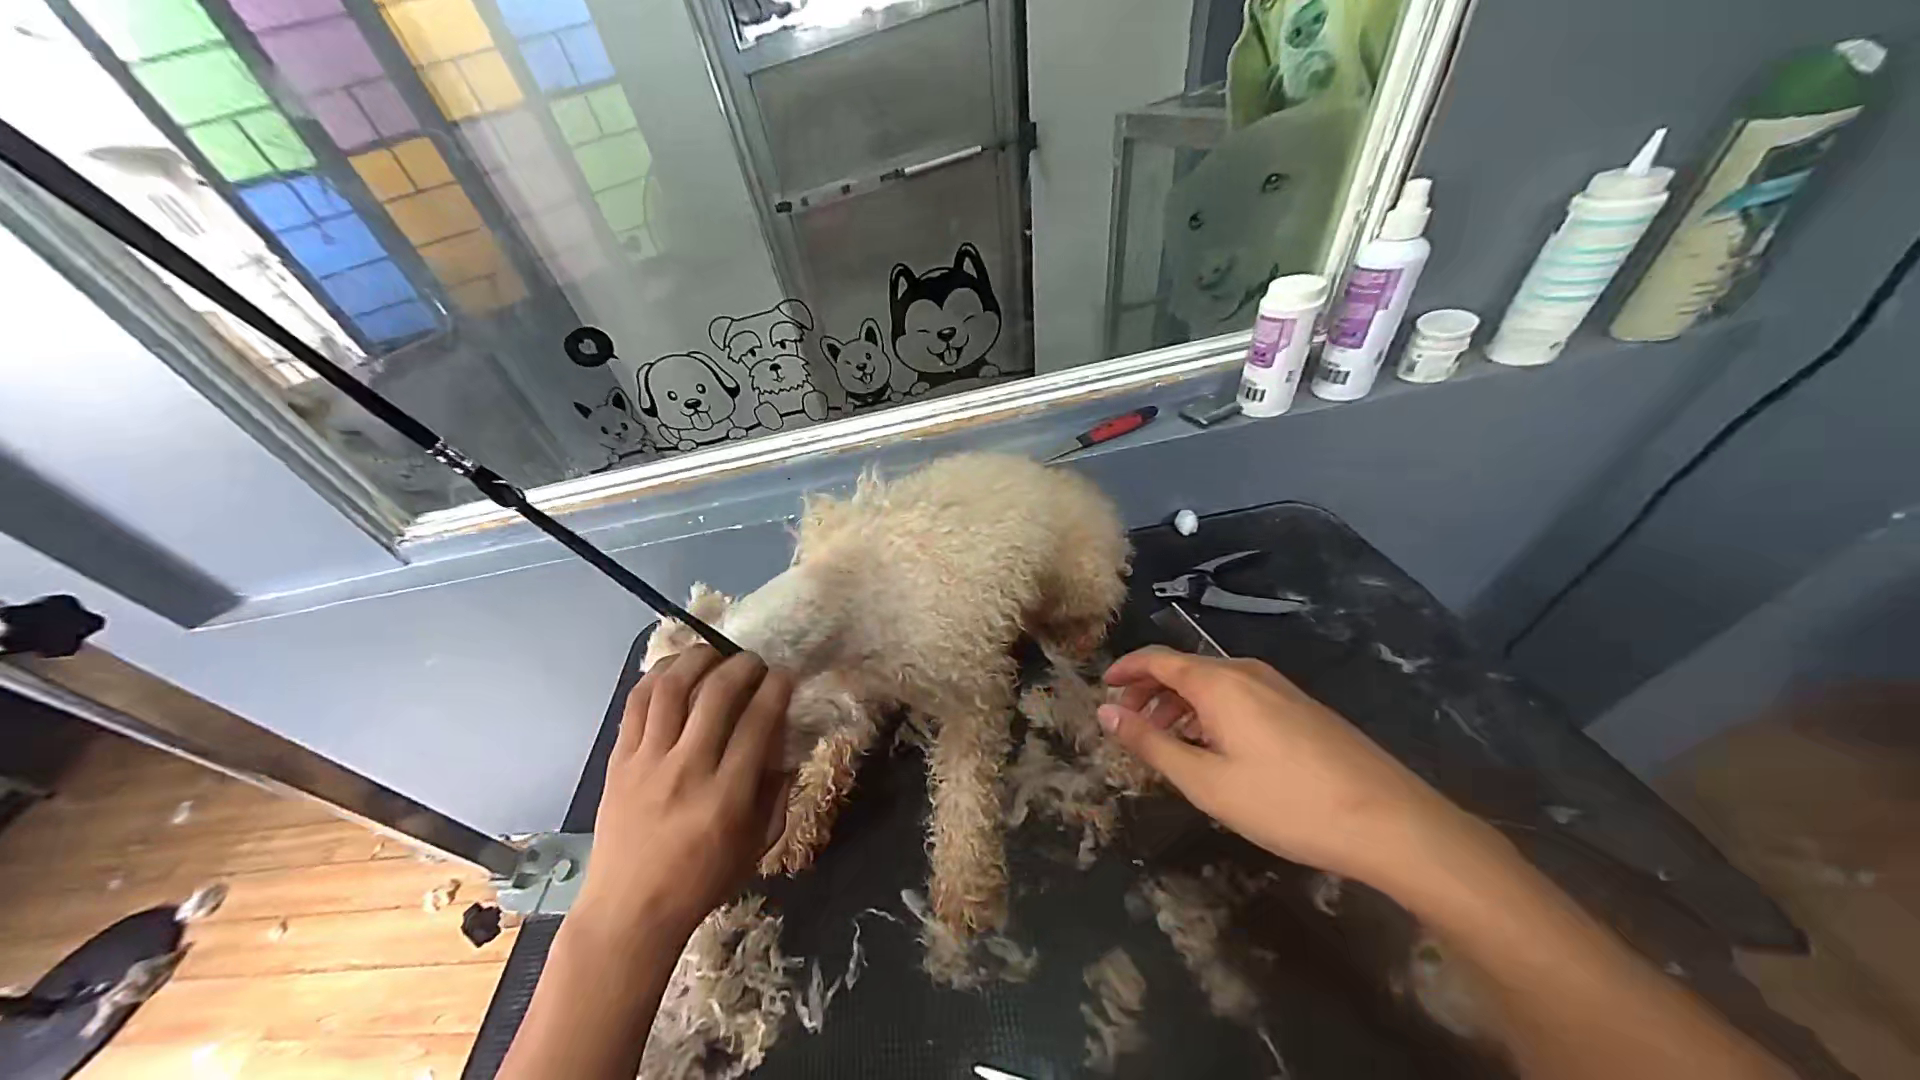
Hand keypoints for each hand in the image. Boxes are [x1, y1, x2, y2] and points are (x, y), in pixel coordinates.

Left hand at [573, 646, 793, 943]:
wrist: (629, 912)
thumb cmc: (703, 881)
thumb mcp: (758, 844)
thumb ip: (779, 792)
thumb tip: (786, 745)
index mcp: (728, 795)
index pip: (759, 720)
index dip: (777, 687)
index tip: (784, 676)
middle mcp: (687, 770)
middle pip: (718, 693)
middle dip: (744, 665)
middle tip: (754, 663)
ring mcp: (647, 762)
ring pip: (673, 687)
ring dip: (699, 659)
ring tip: (715, 653)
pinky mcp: (618, 760)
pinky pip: (637, 703)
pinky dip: (658, 675)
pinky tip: (676, 668)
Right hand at [1098, 646, 1468, 886]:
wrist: (1391, 822)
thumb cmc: (1286, 802)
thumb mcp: (1205, 781)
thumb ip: (1150, 743)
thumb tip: (1104, 713)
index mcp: (1218, 682)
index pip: (1157, 659)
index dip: (1125, 670)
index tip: (1102, 688)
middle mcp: (1246, 672)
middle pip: (1183, 668)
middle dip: (1148, 691)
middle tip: (1127, 724)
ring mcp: (1278, 687)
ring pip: (1212, 683)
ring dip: (1178, 704)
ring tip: (1164, 741)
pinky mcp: (1299, 706)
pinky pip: (1238, 696)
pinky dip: (1209, 712)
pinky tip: (1212, 747)